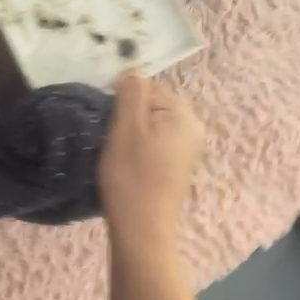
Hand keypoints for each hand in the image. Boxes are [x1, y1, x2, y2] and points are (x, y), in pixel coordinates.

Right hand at [98, 74, 205, 259]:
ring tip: (114, 145)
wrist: (142, 228)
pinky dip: (138, 143)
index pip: (150, 85)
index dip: (124, 95)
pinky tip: (125, 158)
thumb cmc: (131, 175)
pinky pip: (155, 139)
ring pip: (152, 122)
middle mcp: (193, 129)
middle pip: (154, 103)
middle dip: (129, 110)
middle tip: (108, 131)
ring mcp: (187, 149)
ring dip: (131, 128)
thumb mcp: (126, 127)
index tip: (106, 114)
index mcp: (184, 115)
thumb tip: (132, 70)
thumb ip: (131, 93)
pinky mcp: (176, 165)